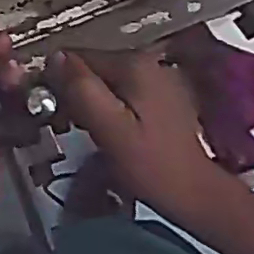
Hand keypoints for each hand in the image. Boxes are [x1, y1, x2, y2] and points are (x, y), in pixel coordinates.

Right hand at [49, 47, 253, 232]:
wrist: (199, 197)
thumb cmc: (152, 165)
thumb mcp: (109, 128)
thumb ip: (81, 88)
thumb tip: (54, 57)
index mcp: (132, 63)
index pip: (76, 57)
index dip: (59, 81)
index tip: (54, 110)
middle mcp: (145, 61)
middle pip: (91, 68)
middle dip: (75, 92)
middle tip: (69, 125)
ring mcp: (155, 78)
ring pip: (104, 80)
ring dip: (90, 101)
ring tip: (88, 131)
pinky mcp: (160, 96)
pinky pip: (120, 91)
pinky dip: (108, 107)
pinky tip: (110, 131)